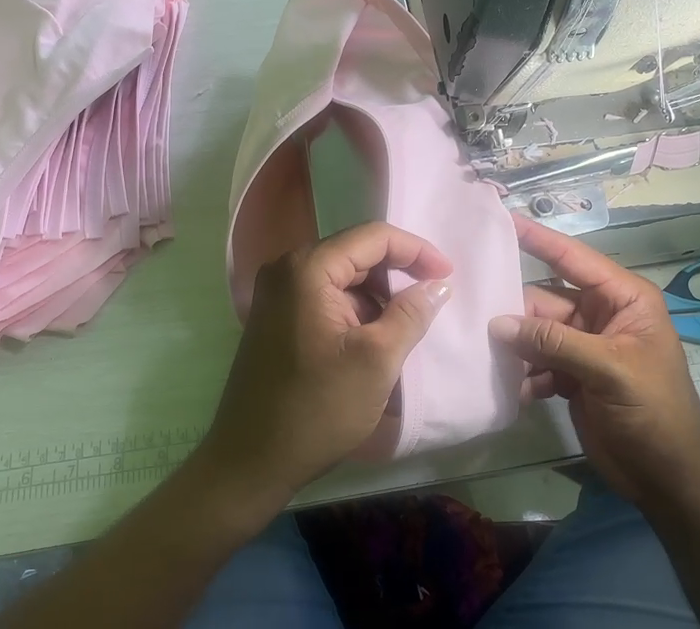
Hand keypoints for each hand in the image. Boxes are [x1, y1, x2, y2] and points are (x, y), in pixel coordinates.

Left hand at [202, 223, 454, 495]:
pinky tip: (375, 341)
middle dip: (397, 274)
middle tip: (432, 300)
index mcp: (308, 268)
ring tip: (407, 327)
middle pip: (356, 253)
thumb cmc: (317, 409)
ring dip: (377, 297)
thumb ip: (411, 313)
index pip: (372, 237)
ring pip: (343, 278)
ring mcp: (277, 295)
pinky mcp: (276, 319)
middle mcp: (287, 270)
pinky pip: (326, 298)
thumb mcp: (377, 360)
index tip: (449, 276)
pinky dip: (355, 312)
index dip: (416, 251)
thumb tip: (438, 285)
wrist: (251, 462)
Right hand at [489, 217, 699, 503]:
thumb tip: (499, 323)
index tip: (503, 219)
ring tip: (491, 359)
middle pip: (546, 299)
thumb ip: (555, 342)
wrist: (669, 478)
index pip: (574, 258)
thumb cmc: (654, 412)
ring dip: (517, 347)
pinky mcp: (572, 376)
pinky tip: (515, 391)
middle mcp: (602, 315)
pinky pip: (537, 362)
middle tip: (479, 321)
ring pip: (536, 332)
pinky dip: (524, 374)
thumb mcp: (609, 370)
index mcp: (624, 299)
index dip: (539, 239)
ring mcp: (585, 346)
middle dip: (517, 311)